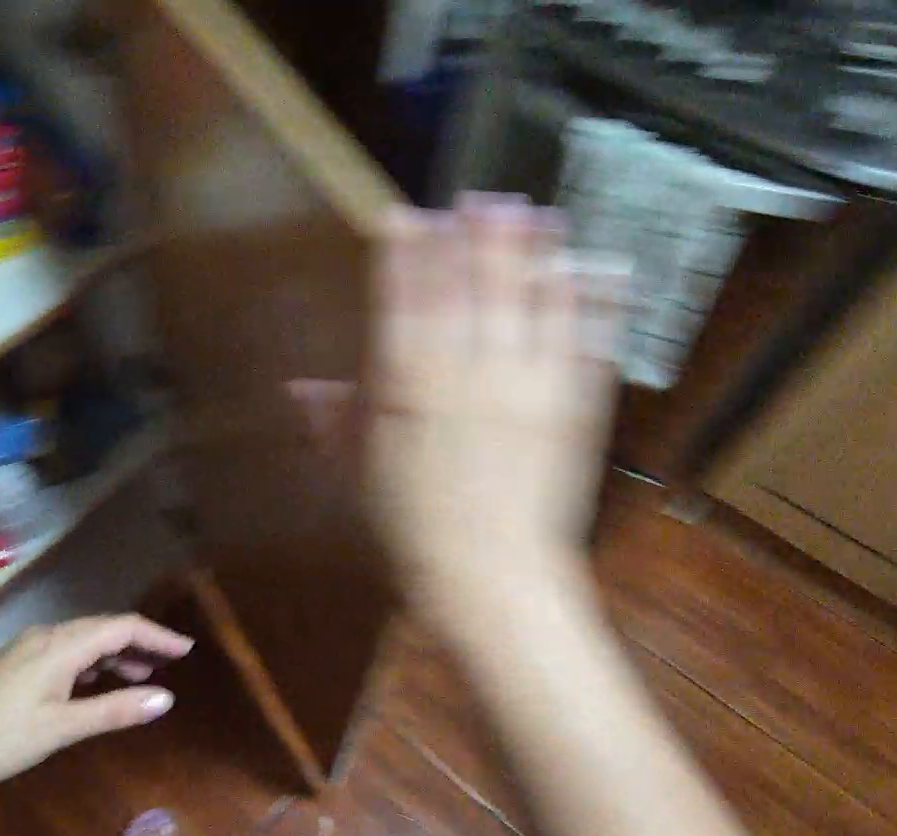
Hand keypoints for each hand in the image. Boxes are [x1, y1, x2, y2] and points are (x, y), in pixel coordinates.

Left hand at [0, 614, 194, 794]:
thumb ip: (115, 710)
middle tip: (173, 661)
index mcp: (60, 646)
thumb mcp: (62, 727)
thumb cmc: (0, 737)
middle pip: (104, 628)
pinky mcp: (19, 663)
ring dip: (117, 654)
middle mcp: (47, 636)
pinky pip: (69, 651)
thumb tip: (166, 699)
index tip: (186, 649)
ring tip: (145, 676)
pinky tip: (101, 683)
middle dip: (141, 642)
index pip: (121, 627)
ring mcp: (29, 648)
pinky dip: (94, 663)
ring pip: (85, 640)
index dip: (157, 635)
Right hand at [369, 193, 625, 604]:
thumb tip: (300, 388)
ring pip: (533, 295)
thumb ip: (335, 419)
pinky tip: (596, 266)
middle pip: (474, 279)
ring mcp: (529, 380)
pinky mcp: (574, 401)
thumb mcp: (360, 471)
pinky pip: (586, 336)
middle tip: (478, 200)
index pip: (406, 295)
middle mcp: (469, 366)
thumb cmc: (412, 527)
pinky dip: (592, 297)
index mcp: (409, 382)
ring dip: (533, 250)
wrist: (488, 574)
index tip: (406, 217)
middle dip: (475, 234)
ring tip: (534, 215)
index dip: (406, 250)